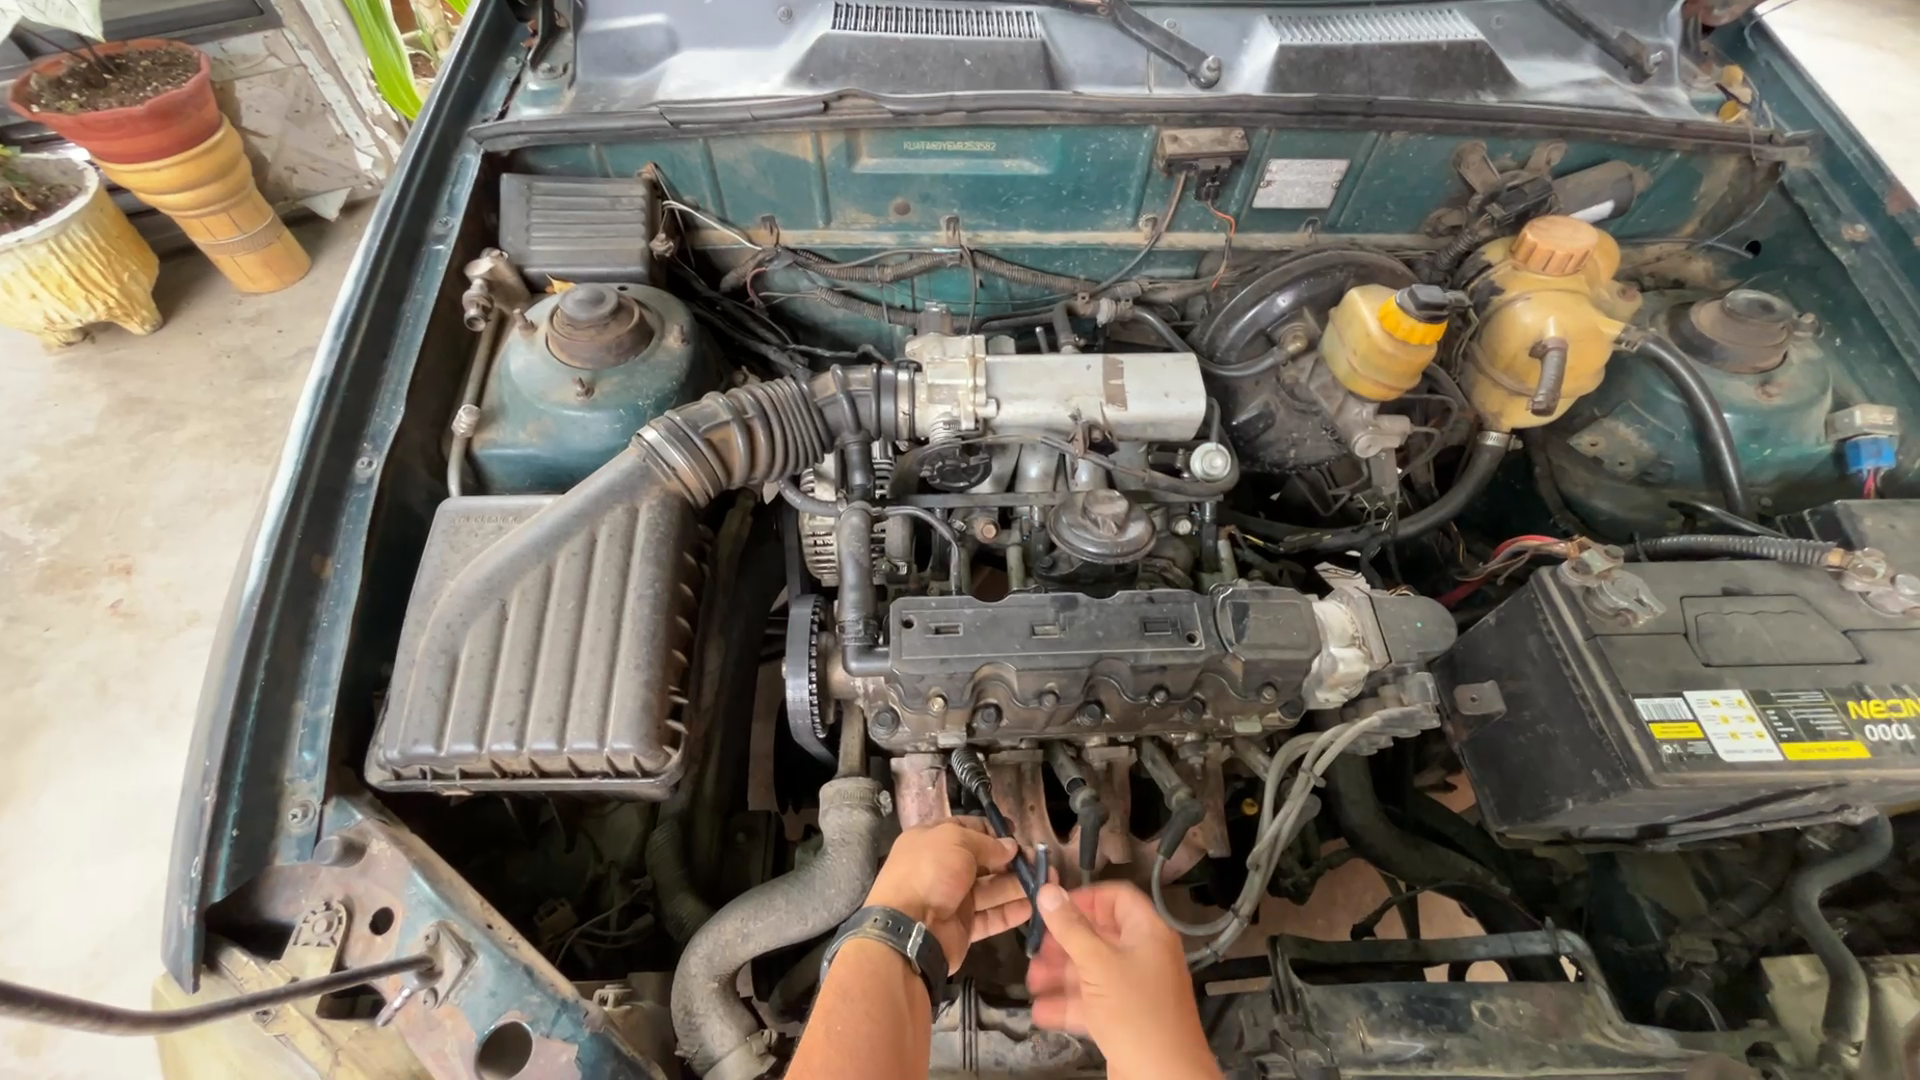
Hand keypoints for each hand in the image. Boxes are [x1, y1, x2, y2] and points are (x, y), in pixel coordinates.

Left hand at [864, 818, 1032, 973]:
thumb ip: (987, 843)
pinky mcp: (963, 926)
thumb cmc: (929, 872)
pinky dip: (1010, 911)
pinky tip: (1033, 907)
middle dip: (1011, 860)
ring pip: (991, 888)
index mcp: (933, 839)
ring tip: (1045, 883)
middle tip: (1040, 862)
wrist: (908, 929)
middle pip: (983, 859)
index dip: (992, 830)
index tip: (1017, 834)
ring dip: (1017, 885)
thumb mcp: (956, 841)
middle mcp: (943, 866)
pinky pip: (991, 915)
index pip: (967, 828)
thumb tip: (1010, 846)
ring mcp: (953, 897)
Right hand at [1029, 882, 1221, 1079]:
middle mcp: (1142, 955)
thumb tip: (1048, 890)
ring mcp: (1133, 988)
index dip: (1085, 898)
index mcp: (1147, 932)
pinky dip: (1069, 1003)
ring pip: (1092, 969)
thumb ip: (1070, 928)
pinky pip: (1093, 1000)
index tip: (1055, 908)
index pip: (1116, 897)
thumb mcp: (1098, 965)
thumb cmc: (1136, 1014)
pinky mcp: (1124, 1018)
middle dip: (1064, 942)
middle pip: (1099, 934)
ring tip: (1032, 981)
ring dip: (1061, 974)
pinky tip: (1042, 1010)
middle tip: (1037, 949)